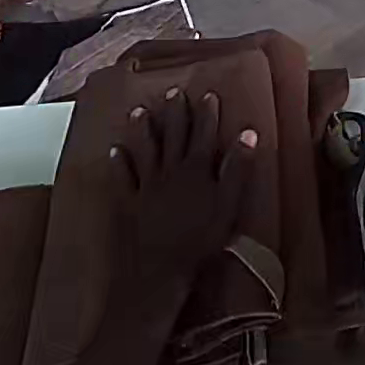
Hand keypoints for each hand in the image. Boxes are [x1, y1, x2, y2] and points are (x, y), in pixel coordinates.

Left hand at [109, 87, 256, 285]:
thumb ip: (238, 168)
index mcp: (196, 170)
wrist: (158, 272)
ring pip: (145, 150)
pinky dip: (119, 162)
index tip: (208, 94)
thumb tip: (249, 133)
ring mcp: (147, 185)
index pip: (204, 134)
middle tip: (173, 92)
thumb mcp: (228, 205)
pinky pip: (122, 177)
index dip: (207, 114)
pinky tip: (114, 150)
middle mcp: (170, 170)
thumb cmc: (199, 240)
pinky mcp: (129, 202)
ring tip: (139, 110)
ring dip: (143, 129)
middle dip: (175, 113)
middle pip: (174, 136)